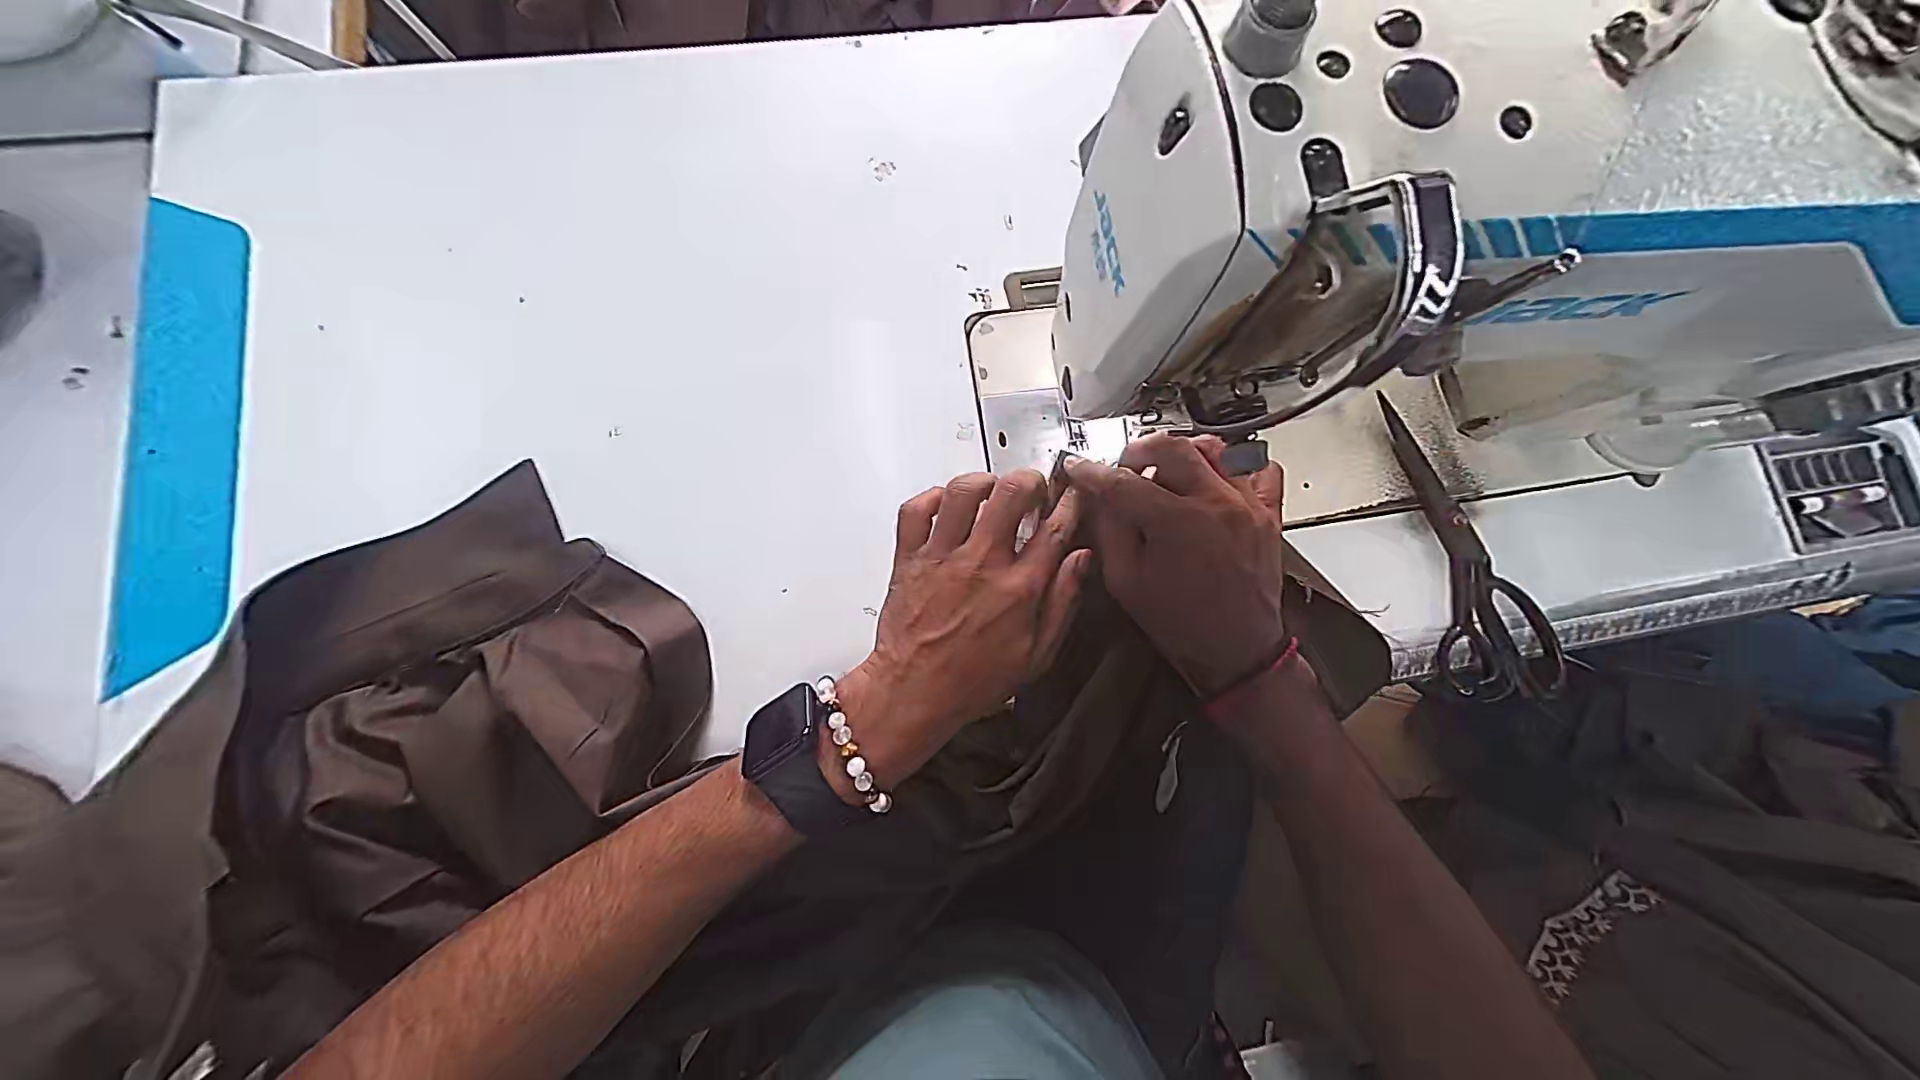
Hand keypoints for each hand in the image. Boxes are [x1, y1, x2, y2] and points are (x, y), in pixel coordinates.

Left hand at [824, 471, 1091, 801]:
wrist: (914, 692)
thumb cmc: (971, 680)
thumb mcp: (1037, 655)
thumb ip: (1063, 602)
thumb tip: (1080, 561)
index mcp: (1019, 588)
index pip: (1055, 527)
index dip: (1070, 502)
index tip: (1072, 495)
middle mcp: (982, 564)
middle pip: (1012, 493)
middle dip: (1029, 480)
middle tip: (1032, 489)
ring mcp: (943, 557)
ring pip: (963, 491)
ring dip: (983, 481)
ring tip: (991, 490)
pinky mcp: (910, 558)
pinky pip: (916, 509)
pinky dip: (932, 497)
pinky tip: (946, 506)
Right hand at [1063, 434, 1286, 696]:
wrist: (1236, 650)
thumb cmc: (1183, 625)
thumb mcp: (1126, 582)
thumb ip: (1109, 531)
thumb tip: (1100, 498)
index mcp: (1175, 524)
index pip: (1122, 480)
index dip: (1093, 471)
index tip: (1080, 468)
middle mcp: (1215, 505)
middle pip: (1170, 446)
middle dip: (1137, 449)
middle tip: (1123, 465)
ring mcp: (1246, 506)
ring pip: (1214, 447)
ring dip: (1182, 452)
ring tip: (1165, 470)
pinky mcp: (1268, 514)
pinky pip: (1260, 467)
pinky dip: (1234, 465)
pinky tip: (1214, 479)